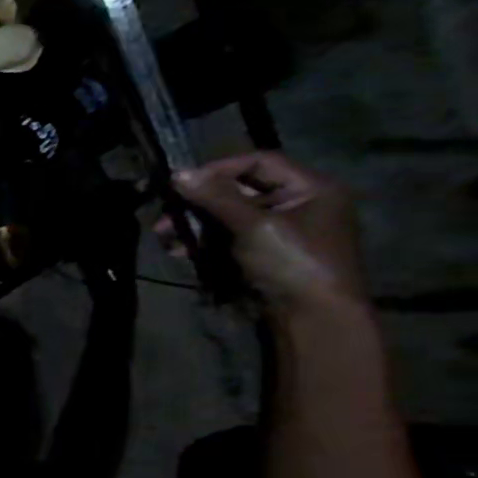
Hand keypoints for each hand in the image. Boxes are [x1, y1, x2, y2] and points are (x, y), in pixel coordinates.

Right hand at [165, 152, 367, 313]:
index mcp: (311, 189)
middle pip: (236, 189)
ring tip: (164, 236)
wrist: (313, 315)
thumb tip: (177, 173)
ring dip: (191, 223)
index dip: (218, 168)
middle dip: (196, 201)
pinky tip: (178, 250)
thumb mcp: (254, 225)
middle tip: (164, 213)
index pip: (258, 162)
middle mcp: (296, 203)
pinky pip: (223, 235)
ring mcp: (277, 228)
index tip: (181, 182)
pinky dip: (199, 240)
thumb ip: (216, 197)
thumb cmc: (293, 262)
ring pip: (223, 214)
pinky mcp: (259, 250)